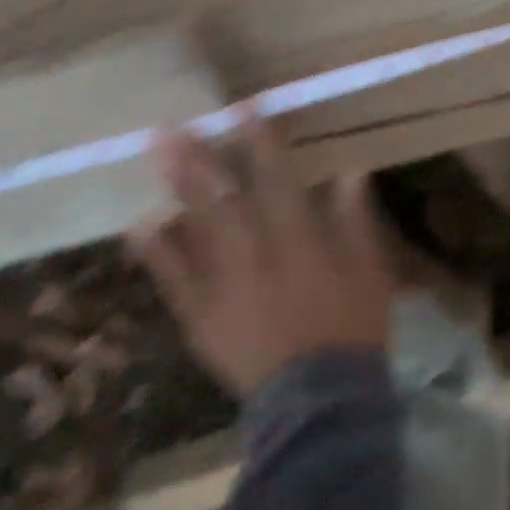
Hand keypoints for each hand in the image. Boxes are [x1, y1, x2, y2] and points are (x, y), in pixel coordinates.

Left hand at [127, 112, 393, 396]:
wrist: (319, 402)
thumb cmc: (352, 331)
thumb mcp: (370, 272)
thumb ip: (355, 222)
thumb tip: (349, 172)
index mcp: (299, 239)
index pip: (277, 178)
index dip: (260, 140)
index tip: (244, 107)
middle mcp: (256, 253)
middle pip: (224, 196)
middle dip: (199, 157)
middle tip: (171, 126)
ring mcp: (223, 284)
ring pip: (196, 227)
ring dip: (176, 187)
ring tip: (156, 153)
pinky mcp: (200, 316)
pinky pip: (174, 279)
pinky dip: (156, 251)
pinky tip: (139, 224)